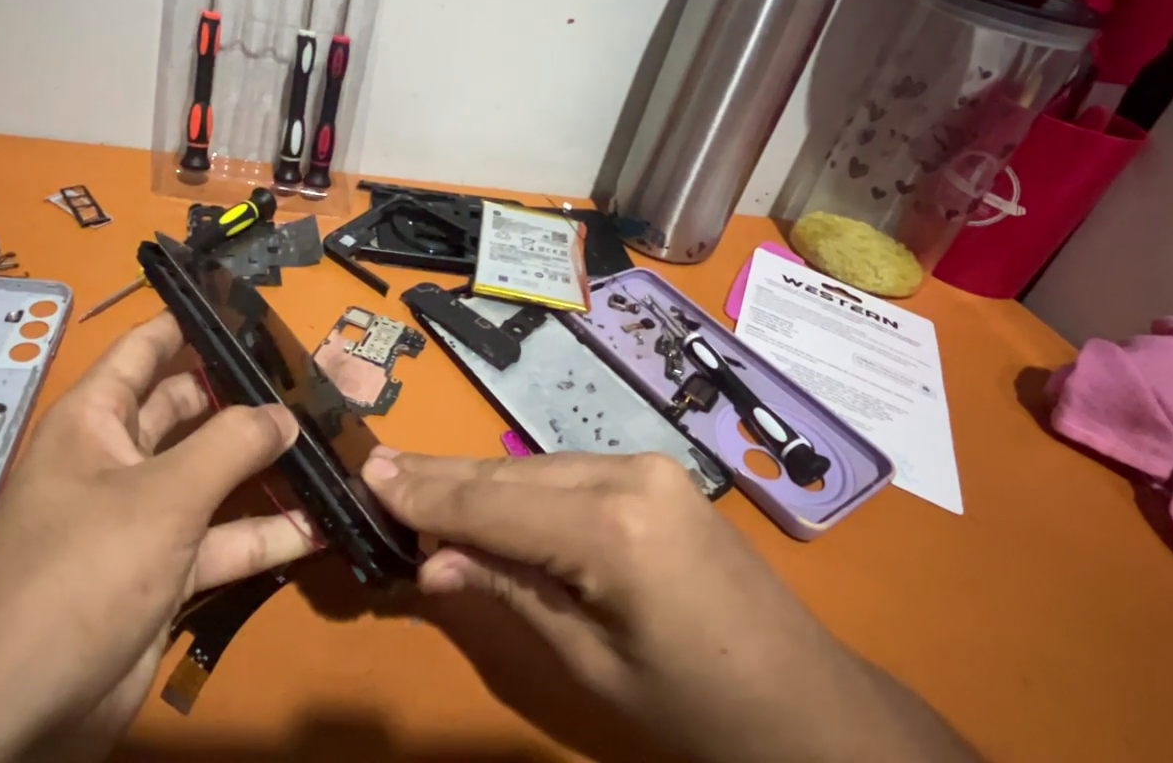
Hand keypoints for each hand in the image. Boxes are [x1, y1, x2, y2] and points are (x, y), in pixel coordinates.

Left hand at [0, 313, 317, 761]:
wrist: (16, 709)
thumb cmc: (79, 572)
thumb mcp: (161, 496)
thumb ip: (231, 445)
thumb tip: (287, 413)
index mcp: (96, 421)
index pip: (146, 349)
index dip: (191, 321)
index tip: (249, 303)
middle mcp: (118, 461)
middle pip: (190, 410)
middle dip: (245, 396)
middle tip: (313, 379)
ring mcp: (142, 521)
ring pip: (214, 478)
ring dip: (267, 467)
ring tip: (331, 444)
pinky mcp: (164, 575)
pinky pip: (222, 541)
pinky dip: (266, 534)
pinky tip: (322, 524)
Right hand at [362, 449, 978, 762]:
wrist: (805, 702)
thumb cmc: (694, 705)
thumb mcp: (587, 662)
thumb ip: (507, 592)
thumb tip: (430, 559)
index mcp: (611, 527)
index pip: (492, 502)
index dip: (426, 492)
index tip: (366, 474)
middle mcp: (627, 474)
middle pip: (509, 473)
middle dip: (442, 477)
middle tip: (377, 467)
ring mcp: (647, 467)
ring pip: (534, 467)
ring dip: (476, 481)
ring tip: (414, 481)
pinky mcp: (657, 476)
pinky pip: (567, 474)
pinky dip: (518, 487)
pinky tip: (484, 496)